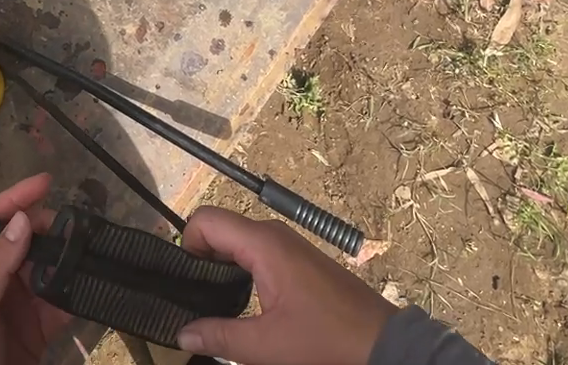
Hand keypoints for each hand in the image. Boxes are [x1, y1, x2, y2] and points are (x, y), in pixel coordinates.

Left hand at [0, 173, 70, 364]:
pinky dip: (74, 291)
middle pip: (19, 242)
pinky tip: (89, 280)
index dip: (13, 201)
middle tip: (72, 223)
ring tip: (86, 245)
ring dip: (62, 256)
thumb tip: (21, 218)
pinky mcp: (37, 331)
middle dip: (44, 227)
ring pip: (42, 269)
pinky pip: (58, 303)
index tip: (44, 183)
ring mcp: (15, 307)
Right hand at [176, 206, 397, 364]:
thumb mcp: (270, 347)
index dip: (188, 246)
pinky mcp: (297, 259)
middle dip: (202, 259)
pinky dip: (241, 271)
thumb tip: (180, 333)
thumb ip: (221, 336)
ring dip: (221, 267)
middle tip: (197, 301)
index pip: (206, 220)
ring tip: (218, 306)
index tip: (186, 284)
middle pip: (219, 229)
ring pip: (237, 241)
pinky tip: (246, 305)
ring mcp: (287, 244)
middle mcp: (271, 233)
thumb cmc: (328, 342)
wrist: (387, 347)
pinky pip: (255, 252)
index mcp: (262, 243)